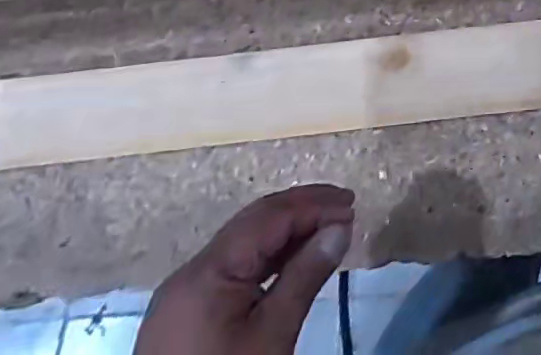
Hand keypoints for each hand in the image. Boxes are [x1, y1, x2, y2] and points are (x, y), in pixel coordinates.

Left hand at [135, 184, 355, 354]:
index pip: (269, 219)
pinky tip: (297, 257)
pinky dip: (271, 254)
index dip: (315, 207)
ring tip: (329, 228)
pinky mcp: (189, 313)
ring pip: (245, 242)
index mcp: (206, 273)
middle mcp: (191, 274)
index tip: (354, 209)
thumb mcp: (273, 333)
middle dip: (303, 208)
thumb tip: (341, 227)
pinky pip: (236, 265)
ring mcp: (186, 294)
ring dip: (289, 229)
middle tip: (347, 206)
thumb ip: (307, 274)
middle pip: (254, 222)